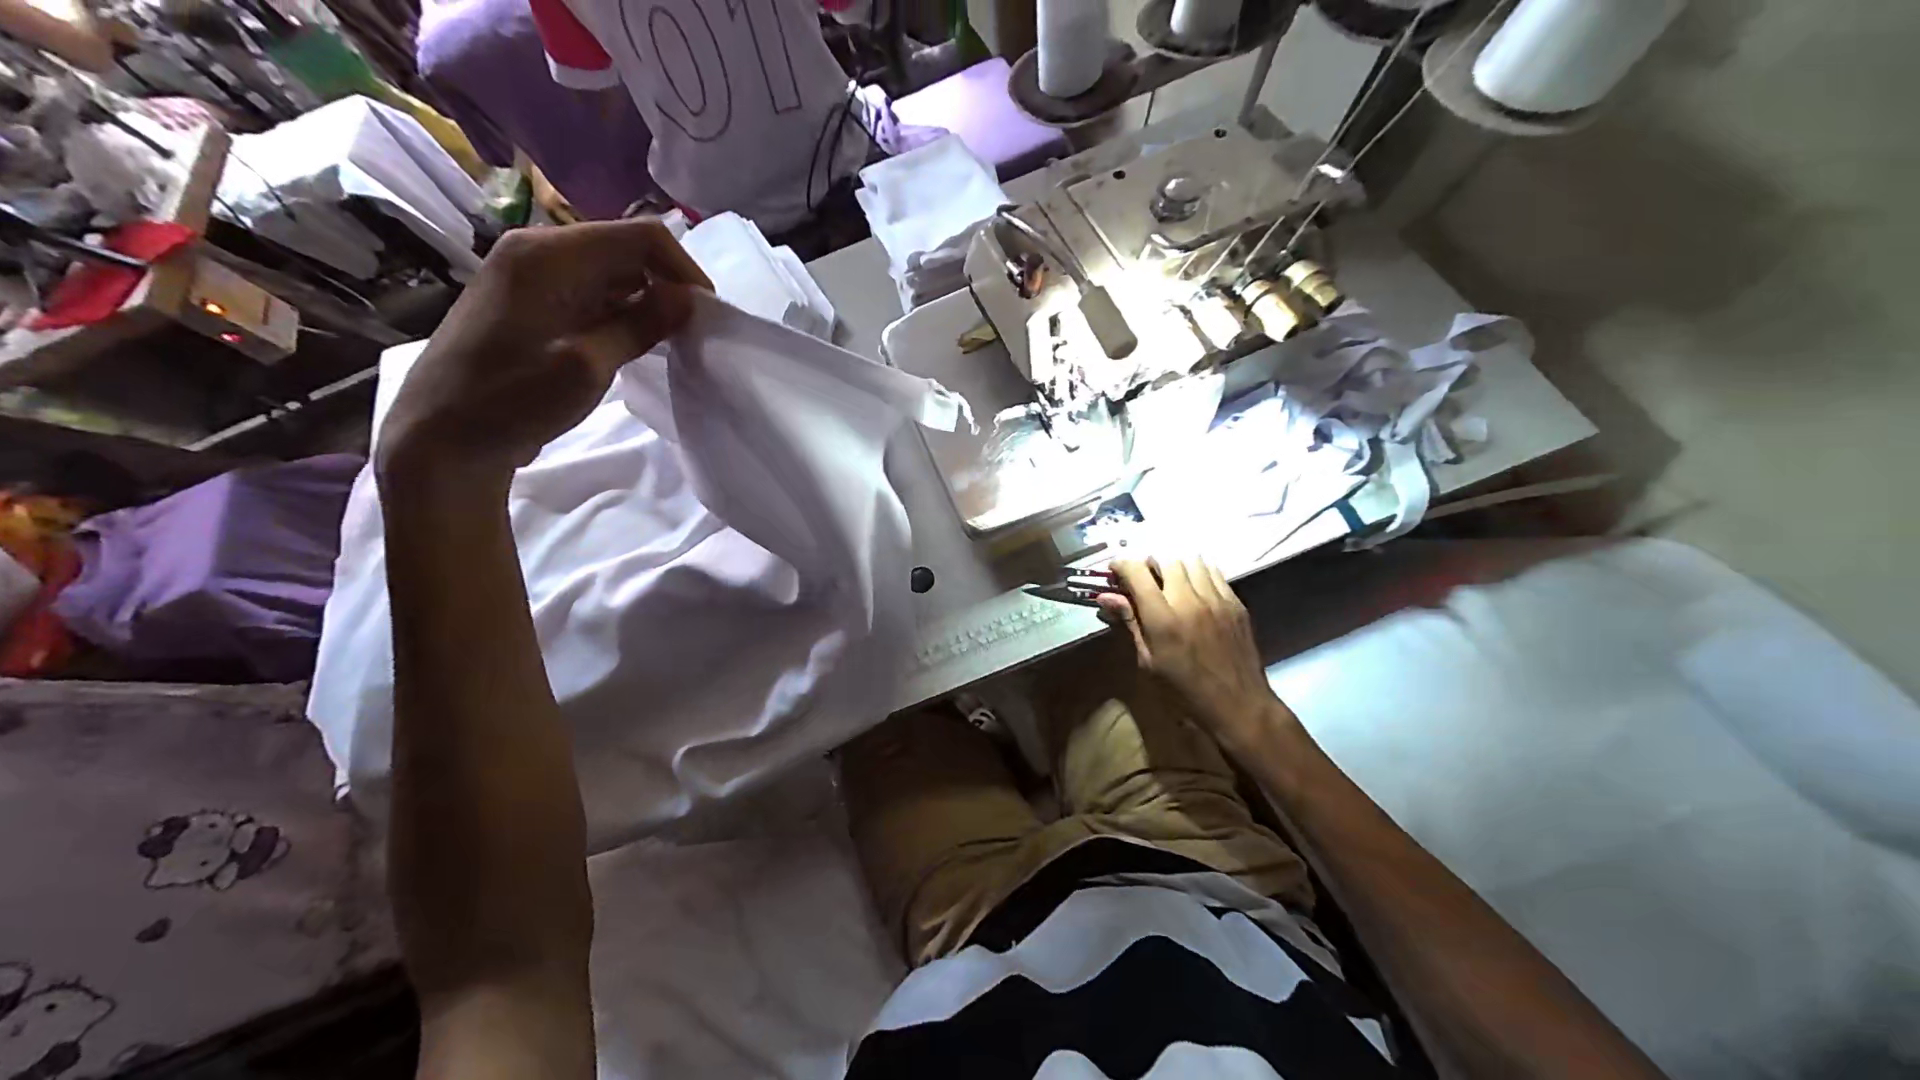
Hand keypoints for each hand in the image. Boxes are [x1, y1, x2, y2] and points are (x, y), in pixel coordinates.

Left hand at [376, 218, 710, 489]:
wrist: (442, 436)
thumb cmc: (512, 400)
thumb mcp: (586, 366)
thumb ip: (640, 326)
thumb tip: (689, 299)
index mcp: (548, 255)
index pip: (640, 237)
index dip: (683, 270)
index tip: (706, 316)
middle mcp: (538, 251)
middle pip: (626, 249)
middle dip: (668, 284)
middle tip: (692, 332)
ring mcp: (532, 276)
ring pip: (611, 272)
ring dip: (647, 300)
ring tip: (670, 341)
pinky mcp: (532, 302)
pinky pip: (592, 292)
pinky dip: (622, 311)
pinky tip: (636, 342)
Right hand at [1099, 557, 1294, 750]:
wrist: (1237, 705)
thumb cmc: (1184, 691)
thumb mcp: (1148, 662)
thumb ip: (1130, 623)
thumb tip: (1106, 597)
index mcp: (1163, 619)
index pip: (1137, 572)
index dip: (1121, 565)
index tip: (1115, 571)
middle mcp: (1189, 601)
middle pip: (1165, 559)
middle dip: (1149, 565)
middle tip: (1143, 581)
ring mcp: (1216, 599)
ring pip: (1192, 561)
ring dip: (1175, 566)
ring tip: (1169, 582)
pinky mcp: (1235, 603)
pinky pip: (1215, 573)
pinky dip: (1199, 573)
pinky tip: (1194, 589)